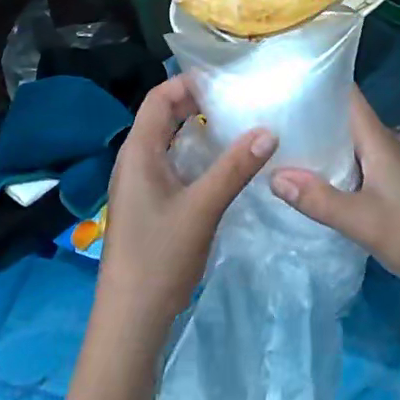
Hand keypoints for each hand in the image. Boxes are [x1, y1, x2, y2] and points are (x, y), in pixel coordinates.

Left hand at [96, 74, 276, 327]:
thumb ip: (234, 168)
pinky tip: (224, 165)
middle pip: (163, 116)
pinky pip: (173, 164)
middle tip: (238, 98)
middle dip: (197, 103)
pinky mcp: (149, 205)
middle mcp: (135, 162)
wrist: (130, 321)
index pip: (158, 98)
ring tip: (238, 124)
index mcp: (138, 152)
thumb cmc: (159, 257)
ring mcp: (140, 185)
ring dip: (198, 129)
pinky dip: (196, 155)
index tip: (226, 78)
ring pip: (169, 142)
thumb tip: (269, 130)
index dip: (188, 82)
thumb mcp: (202, 208)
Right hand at [270, 90, 399, 295]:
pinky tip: (302, 173)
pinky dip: (325, 160)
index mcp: (376, 139)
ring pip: (342, 139)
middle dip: (307, 110)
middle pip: (340, 114)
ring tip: (274, 136)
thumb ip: (319, 199)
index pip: (346, 94)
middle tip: (266, 109)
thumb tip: (272, 175)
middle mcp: (378, 143)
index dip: (317, 81)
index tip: (282, 77)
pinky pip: (347, 160)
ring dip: (314, 137)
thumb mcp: (362, 221)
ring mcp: (381, 164)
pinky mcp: (381, 183)